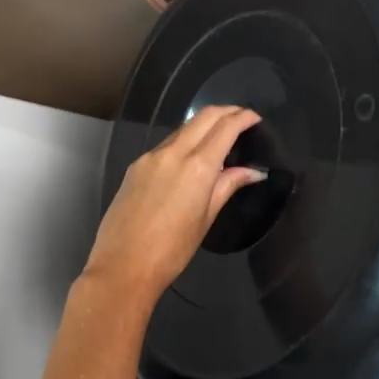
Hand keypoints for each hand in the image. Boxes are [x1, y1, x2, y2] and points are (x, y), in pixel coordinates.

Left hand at [86, 106, 264, 302]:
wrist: (123, 267)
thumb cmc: (173, 249)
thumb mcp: (206, 217)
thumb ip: (228, 185)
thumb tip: (253, 172)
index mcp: (197, 166)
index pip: (226, 127)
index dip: (243, 117)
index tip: (255, 117)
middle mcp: (173, 152)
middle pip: (204, 117)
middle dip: (226, 111)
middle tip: (242, 118)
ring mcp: (151, 157)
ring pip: (183, 128)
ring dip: (204, 124)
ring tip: (219, 137)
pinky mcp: (136, 166)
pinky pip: (166, 144)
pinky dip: (185, 141)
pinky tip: (190, 158)